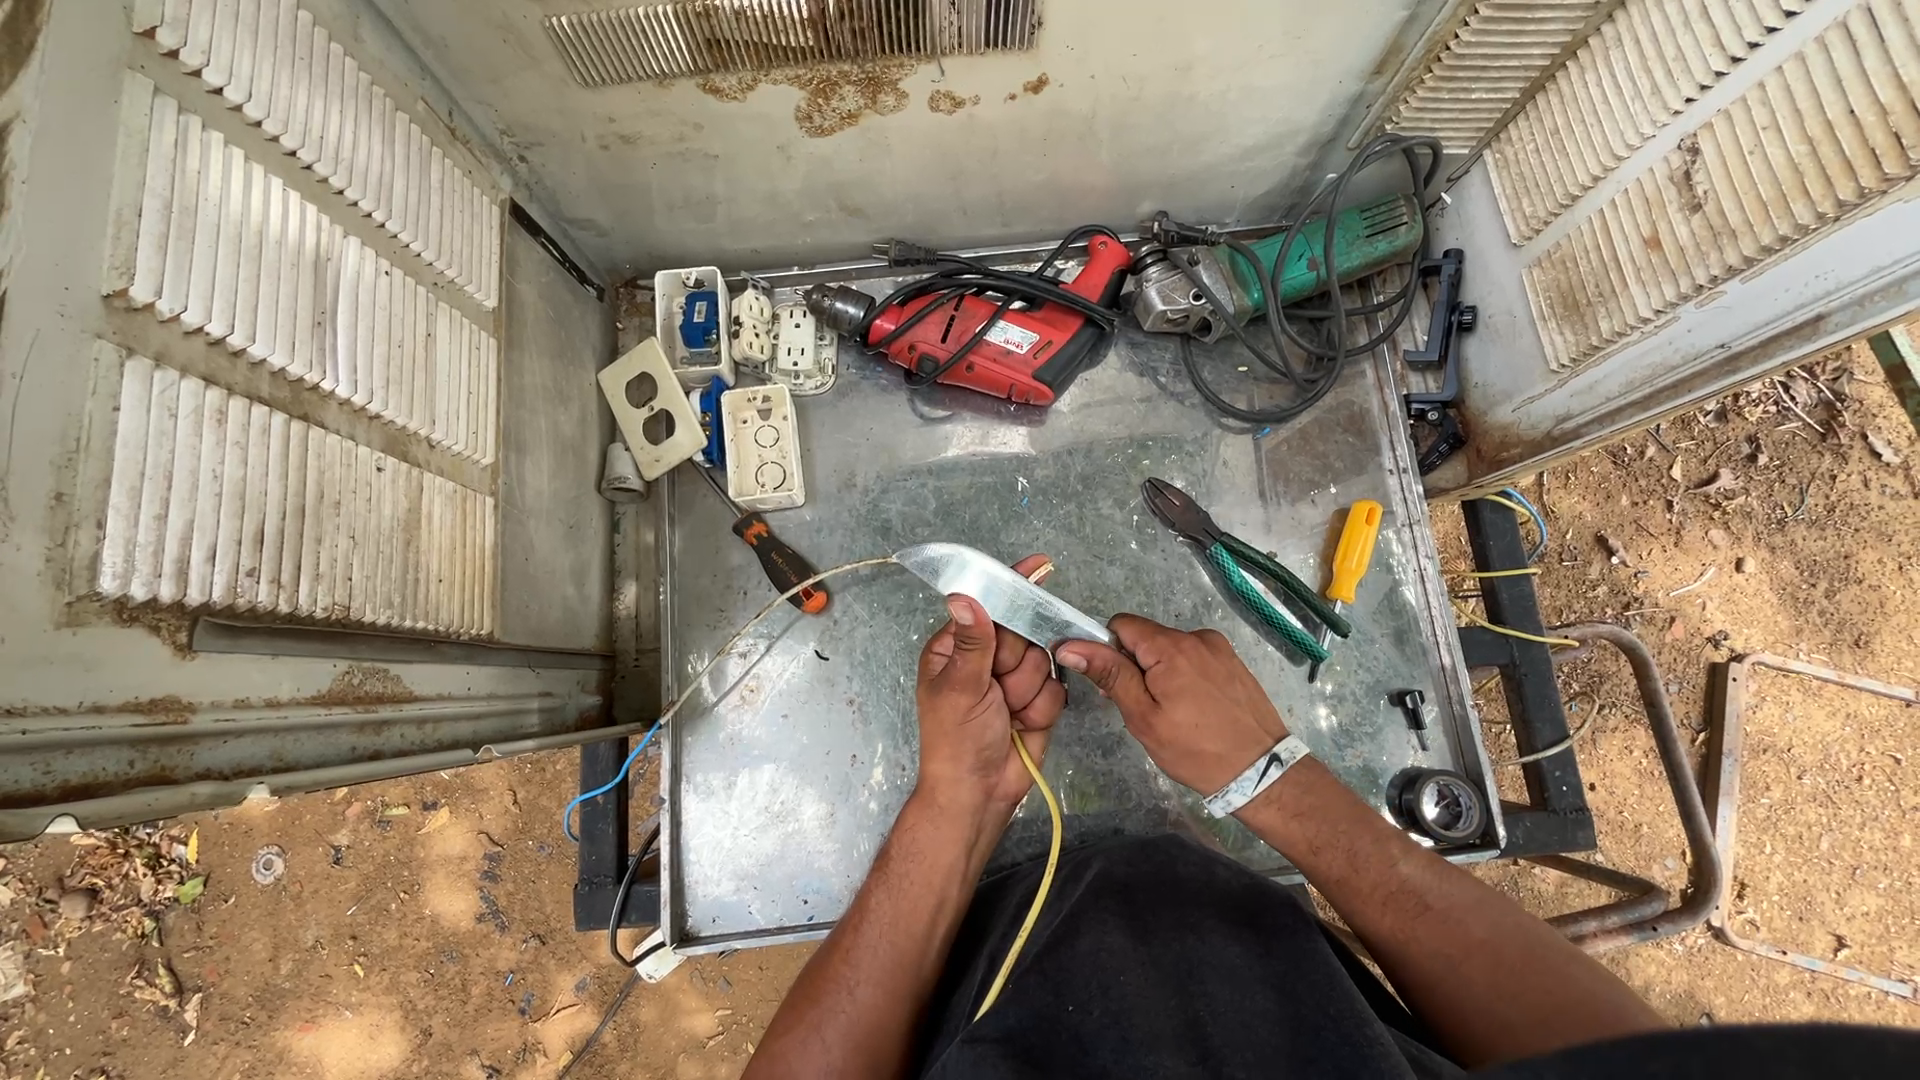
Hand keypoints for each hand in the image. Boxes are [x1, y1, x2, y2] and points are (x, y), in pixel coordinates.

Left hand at [914, 555, 1067, 822]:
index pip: (989, 604)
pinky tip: (1022, 724)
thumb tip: (964, 596)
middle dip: (1016, 661)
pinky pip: (1056, 688)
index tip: (1041, 565)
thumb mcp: (960, 687)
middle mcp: (987, 656)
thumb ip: (973, 642)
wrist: (980, 792)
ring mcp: (1015, 678)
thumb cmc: (956, 739)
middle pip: (1024, 630)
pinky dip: (1042, 708)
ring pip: (1044, 659)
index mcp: (957, 645)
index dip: (1013, 586)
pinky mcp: (1039, 700)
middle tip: (997, 686)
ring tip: (1006, 713)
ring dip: (1027, 690)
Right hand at [1056, 615, 1287, 795]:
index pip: (1120, 624)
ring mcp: (1219, 648)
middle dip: (1135, 666)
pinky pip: (1193, 658)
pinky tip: (1194, 709)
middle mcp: (1196, 637)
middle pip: (1146, 637)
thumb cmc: (1195, 750)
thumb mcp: (1143, 717)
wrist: (1261, 773)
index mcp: (1171, 647)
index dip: (1108, 650)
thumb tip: (1070, 645)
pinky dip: (1183, 676)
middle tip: (1142, 709)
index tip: (1114, 685)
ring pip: (1169, 649)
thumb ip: (1110, 674)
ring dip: (1159, 672)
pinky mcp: (1232, 662)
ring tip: (1172, 713)